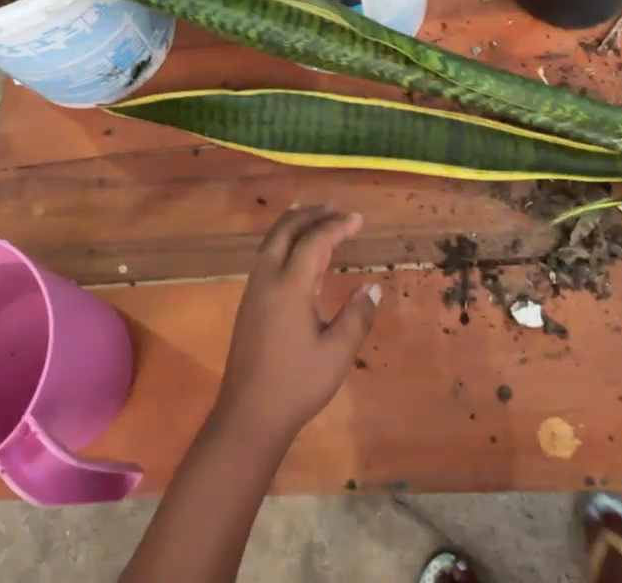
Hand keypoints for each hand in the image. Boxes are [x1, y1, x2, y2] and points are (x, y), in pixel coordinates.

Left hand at [211, 205, 380, 446]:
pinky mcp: (249, 304)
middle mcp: (267, 280)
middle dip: (309, 215)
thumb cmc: (298, 383)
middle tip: (334, 208)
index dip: (336, 226)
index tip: (358, 219)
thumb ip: (357, 316)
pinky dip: (283, 243)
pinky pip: (265, 258)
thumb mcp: (338, 353)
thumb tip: (372, 288)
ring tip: (313, 218)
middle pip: (285, 232)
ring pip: (271, 243)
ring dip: (293, 226)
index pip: (314, 241)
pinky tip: (296, 254)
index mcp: (290, 286)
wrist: (249, 412)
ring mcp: (254, 291)